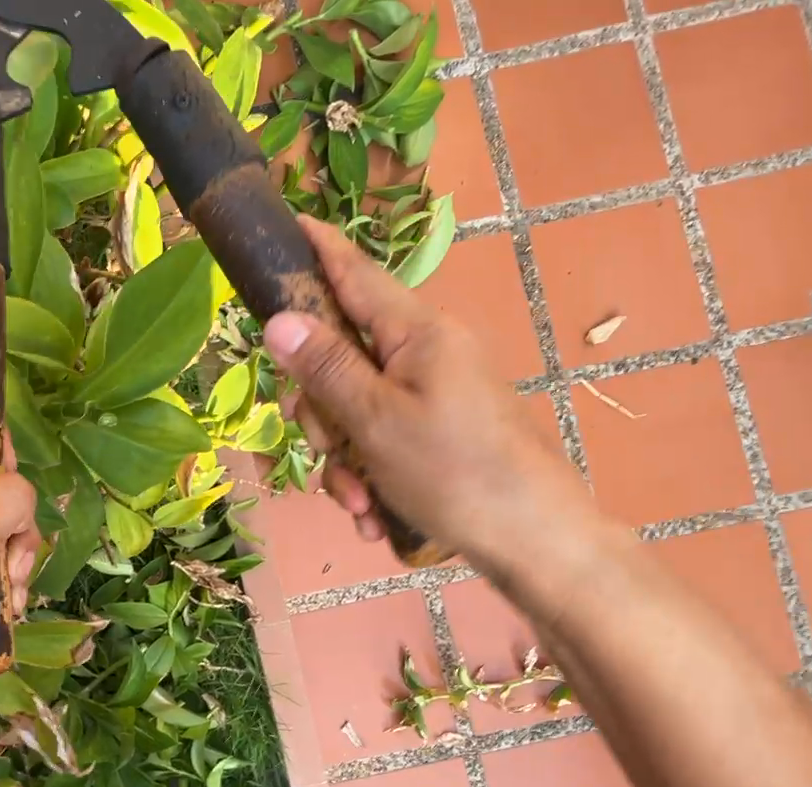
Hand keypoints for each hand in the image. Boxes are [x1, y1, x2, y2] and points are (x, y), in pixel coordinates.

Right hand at [263, 216, 599, 570]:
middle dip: (320, 411)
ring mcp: (430, 395)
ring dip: (342, 459)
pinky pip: (377, 442)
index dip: (319, 249)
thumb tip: (278, 319)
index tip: (287, 221)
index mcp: (416, 334)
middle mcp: (423, 355)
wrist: (533, 539)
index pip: (355, 275)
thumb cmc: (456, 471)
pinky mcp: (434, 433)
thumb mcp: (377, 420)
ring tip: (358, 502)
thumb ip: (326, 368)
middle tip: (325, 449)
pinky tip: (374, 515)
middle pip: (338, 358)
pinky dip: (367, 478)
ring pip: (351, 409)